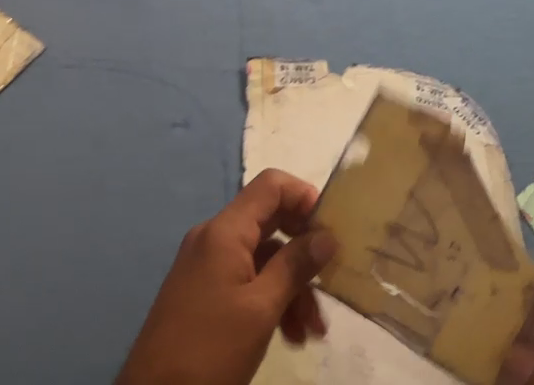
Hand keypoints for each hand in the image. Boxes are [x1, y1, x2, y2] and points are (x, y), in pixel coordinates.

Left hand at [115, 169, 339, 384]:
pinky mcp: (203, 292)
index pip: (271, 185)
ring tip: (313, 330)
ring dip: (292, 288)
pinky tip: (290, 335)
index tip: (330, 230)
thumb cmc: (210, 349)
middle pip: (271, 223)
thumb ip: (296, 266)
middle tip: (330, 281)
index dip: (304, 197)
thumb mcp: (262, 309)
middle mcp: (213, 238)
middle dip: (304, 254)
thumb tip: (327, 236)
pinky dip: (271, 300)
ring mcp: (206, 266)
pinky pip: (246, 280)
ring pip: (263, 259)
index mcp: (224, 231)